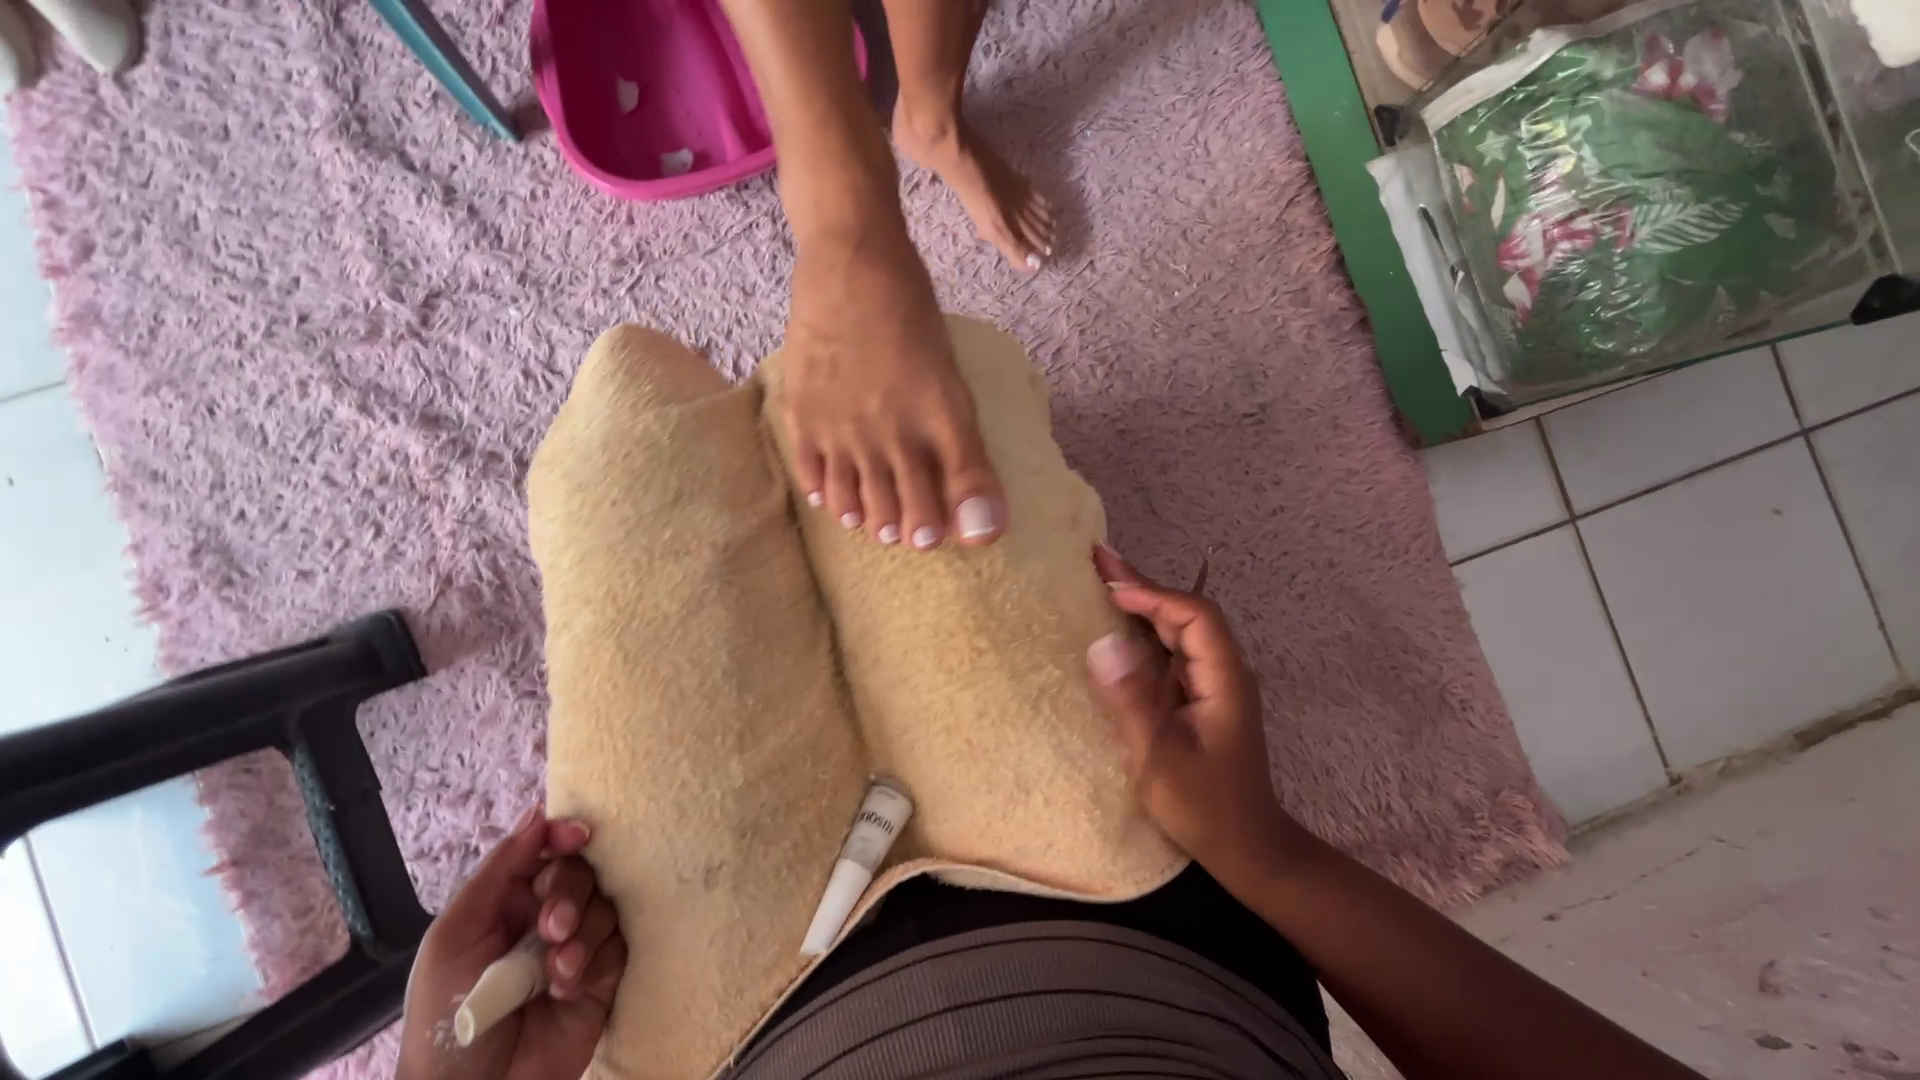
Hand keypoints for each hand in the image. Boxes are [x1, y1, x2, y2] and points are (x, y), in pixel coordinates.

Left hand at [396, 806, 626, 1079]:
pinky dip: (595, 961)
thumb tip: (539, 812)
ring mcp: (575, 946)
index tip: (580, 837)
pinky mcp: (601, 977)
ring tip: (556, 971)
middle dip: (570, 894)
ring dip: (582, 934)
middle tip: (552, 928)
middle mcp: (543, 916)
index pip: (545, 849)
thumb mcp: (454, 936)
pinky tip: (568, 987)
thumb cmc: (446, 1018)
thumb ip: (498, 871)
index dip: (564, 836)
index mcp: (505, 901)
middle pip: (579, 872)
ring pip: (604, 906)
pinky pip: (617, 946)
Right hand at [777, 219, 1006, 551]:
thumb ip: (965, 453)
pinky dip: (824, 491)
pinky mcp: (804, 413)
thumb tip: (982, 529)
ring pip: (854, 496)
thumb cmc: (912, 314)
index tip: (941, 539)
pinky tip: (830, 499)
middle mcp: (890, 432)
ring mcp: (842, 426)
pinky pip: (811, 470)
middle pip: (896, 504)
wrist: (851, 264)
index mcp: (936, 420)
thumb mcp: (953, 380)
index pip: (946, 496)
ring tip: (872, 525)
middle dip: (905, 528)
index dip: (943, 525)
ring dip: (866, 515)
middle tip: (906, 538)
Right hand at [1086, 546, 1308, 877]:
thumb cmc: (1204, 807)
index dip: (1153, 595)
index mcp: (1223, 680)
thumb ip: (1131, 700)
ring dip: (1141, 606)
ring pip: (1177, 632)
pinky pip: (1170, 655)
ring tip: (1100, 581)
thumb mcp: (1159, 757)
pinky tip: (1116, 629)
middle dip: (1142, 587)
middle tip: (1097, 559)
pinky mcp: (1199, 699)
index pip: (1193, 617)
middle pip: (1185, 615)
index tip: (1109, 587)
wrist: (1246, 848)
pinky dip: (1142, 635)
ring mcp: (1211, 685)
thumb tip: (1102, 642)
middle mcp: (1222, 672)